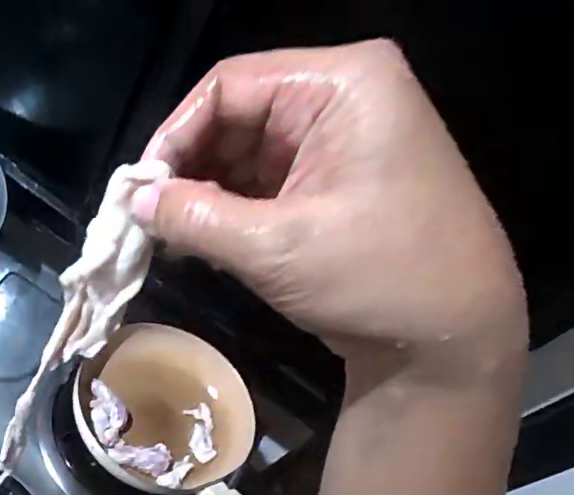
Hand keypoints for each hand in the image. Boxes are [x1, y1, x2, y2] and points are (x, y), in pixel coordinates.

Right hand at [135, 41, 526, 382]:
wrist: (441, 330)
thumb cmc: (372, 273)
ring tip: (164, 238)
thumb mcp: (272, 245)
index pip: (228, 85)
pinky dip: (218, 214)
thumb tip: (133, 201)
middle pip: (230, 117)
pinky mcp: (319, 186)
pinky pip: (252, 187)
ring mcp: (328, 145)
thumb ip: (195, 218)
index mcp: (339, 85)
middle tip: (143, 222)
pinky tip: (195, 244)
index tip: (138, 193)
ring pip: (236, 156)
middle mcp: (334, 101)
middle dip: (182, 169)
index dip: (173, 135)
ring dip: (196, 196)